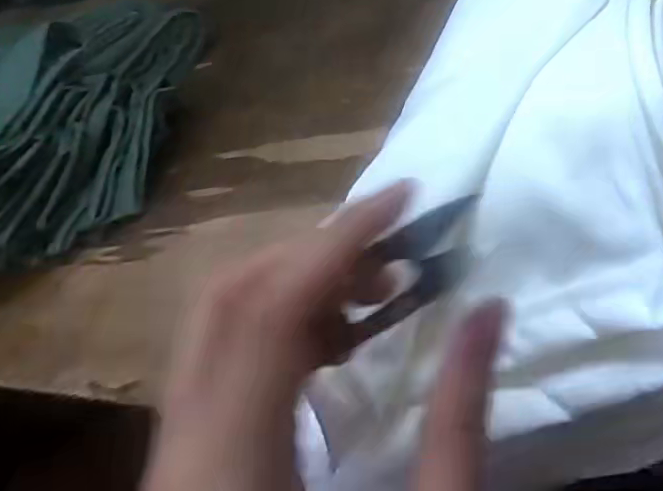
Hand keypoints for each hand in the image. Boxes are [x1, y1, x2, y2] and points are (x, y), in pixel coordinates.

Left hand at [143, 182, 505, 490]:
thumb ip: (459, 418)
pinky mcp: (183, 466)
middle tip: (399, 245)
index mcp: (231, 463)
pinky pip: (220, 359)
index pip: (274, 306)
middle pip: (231, 298)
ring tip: (379, 288)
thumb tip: (492, 308)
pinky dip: (282, 322)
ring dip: (300, 281)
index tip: (407, 197)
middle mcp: (180, 450)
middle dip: (318, 250)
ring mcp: (170, 459)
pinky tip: (339, 341)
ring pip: (217, 322)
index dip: (341, 238)